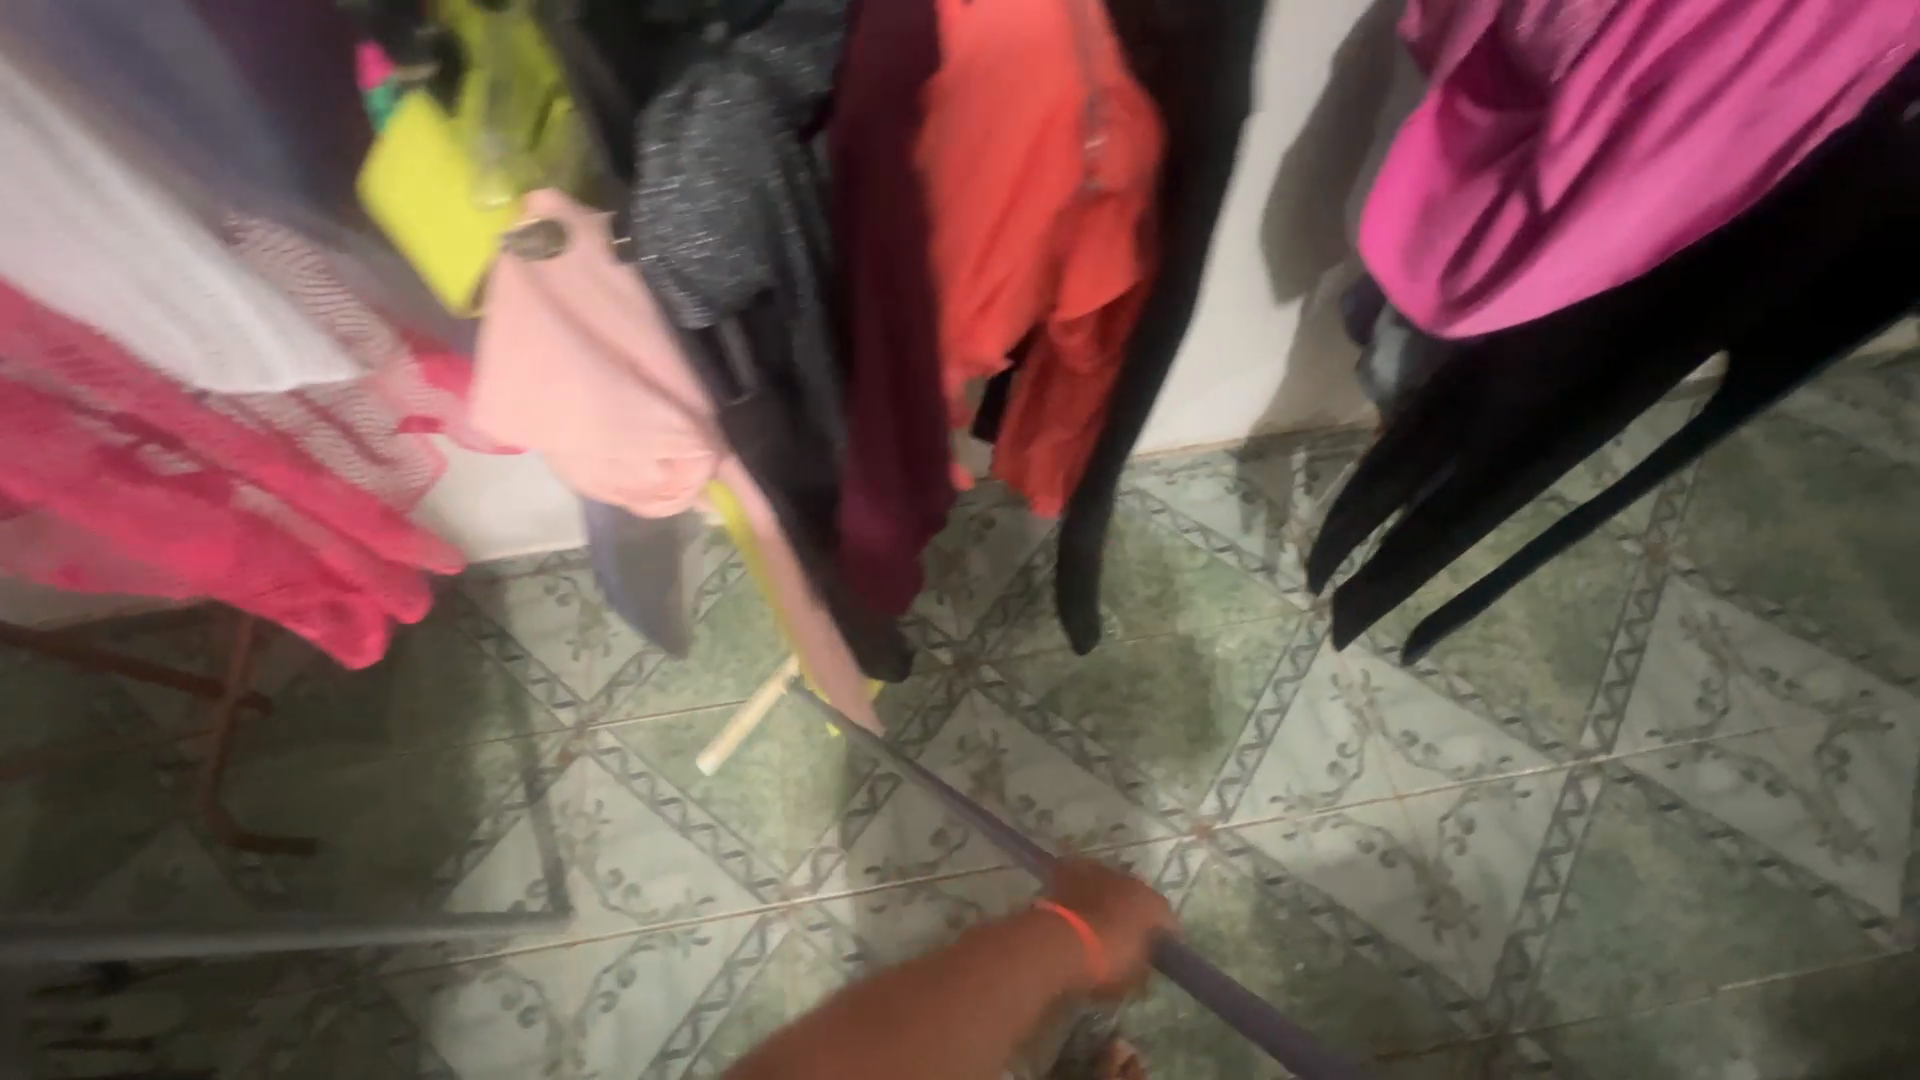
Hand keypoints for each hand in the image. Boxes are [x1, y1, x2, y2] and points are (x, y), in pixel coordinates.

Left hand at [1045, 858, 1177, 999]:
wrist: (1060, 943)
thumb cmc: (1106, 963)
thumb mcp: (1135, 978)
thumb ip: (1144, 964)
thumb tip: (1143, 961)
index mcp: (1153, 905)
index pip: (1168, 921)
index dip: (1164, 939)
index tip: (1158, 955)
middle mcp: (1130, 880)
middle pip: (1138, 898)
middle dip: (1134, 914)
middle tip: (1126, 937)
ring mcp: (1098, 872)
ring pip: (1110, 886)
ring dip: (1108, 899)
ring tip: (1098, 921)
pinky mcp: (1070, 871)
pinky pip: (1082, 881)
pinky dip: (1082, 893)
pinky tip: (1076, 909)